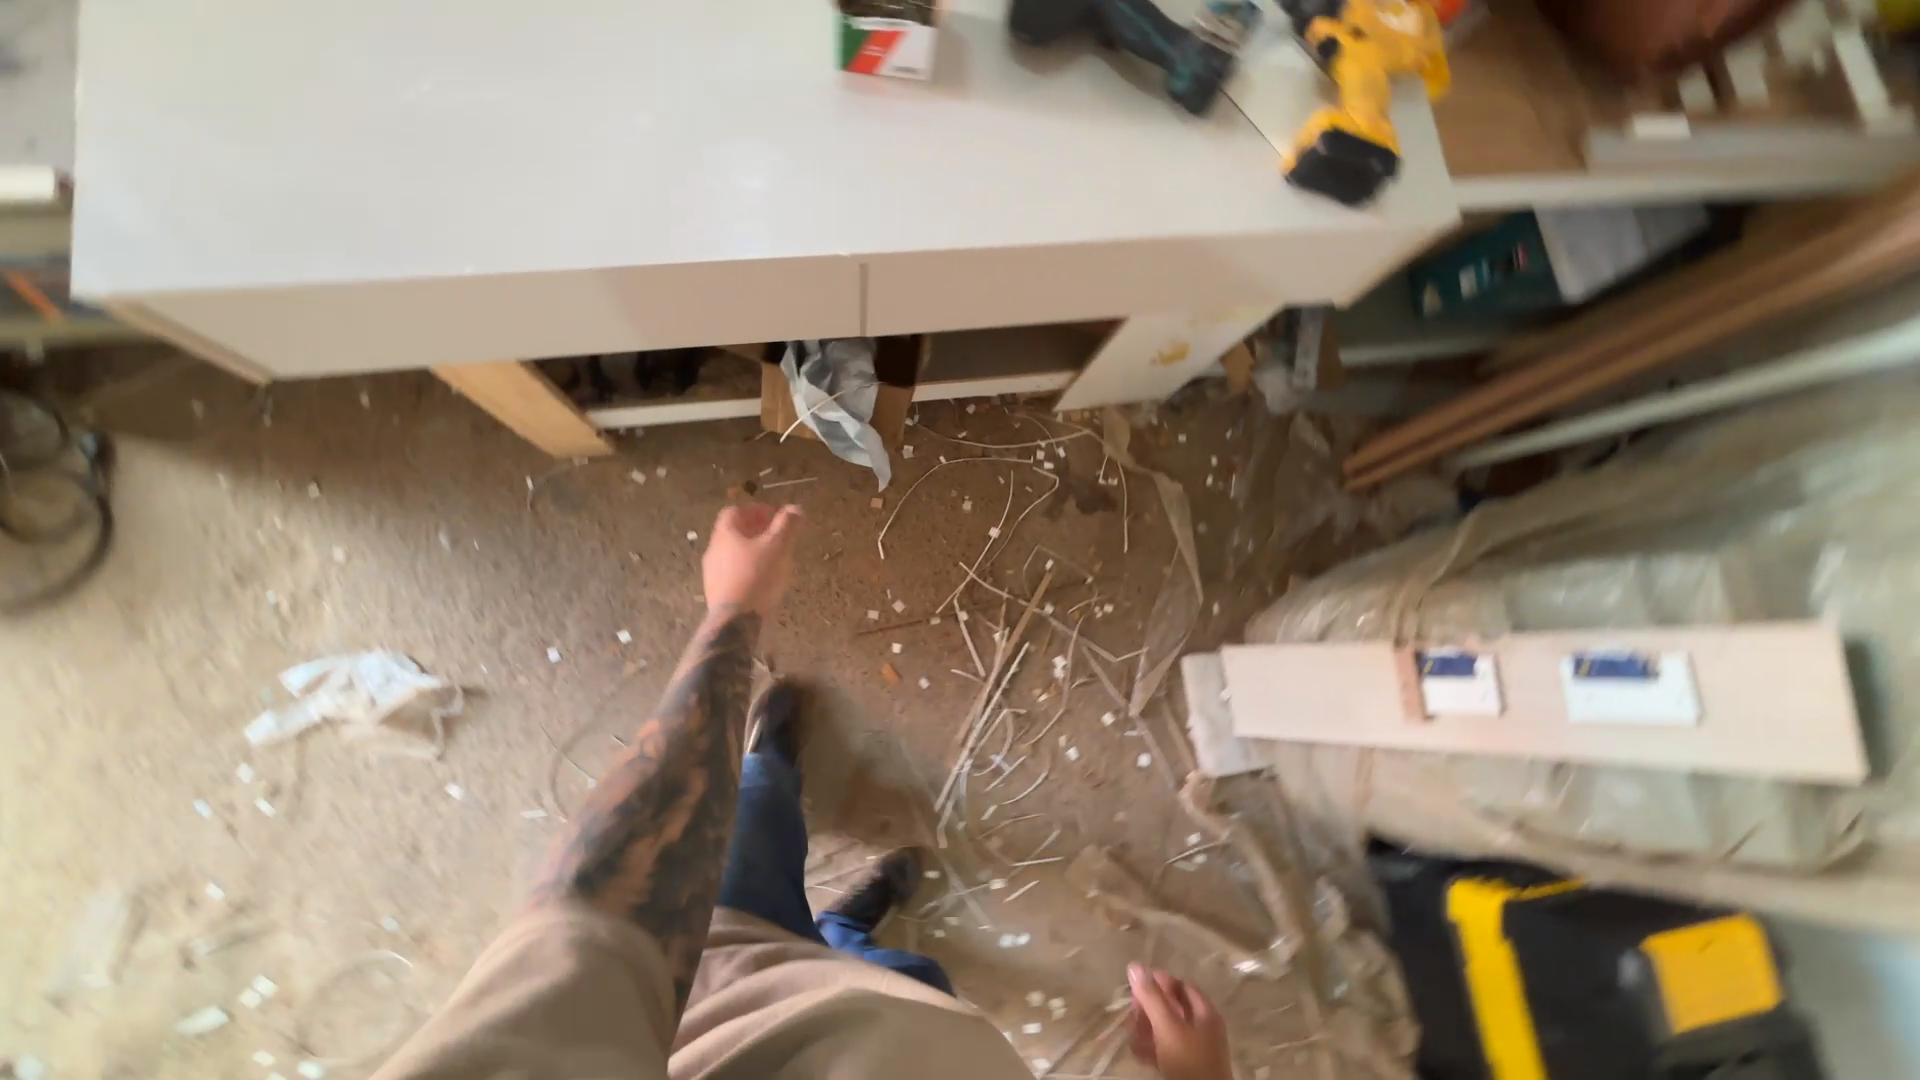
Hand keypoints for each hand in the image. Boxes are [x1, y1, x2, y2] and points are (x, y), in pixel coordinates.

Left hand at [702, 503, 803, 617]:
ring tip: (773, 558)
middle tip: (777, 536)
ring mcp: (712, 573)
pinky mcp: (717, 593)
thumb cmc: (757, 576)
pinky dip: (748, 569)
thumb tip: (796, 508)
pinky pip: (733, 573)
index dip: (755, 510)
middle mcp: (714, 550)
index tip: (774, 516)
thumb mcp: (778, 547)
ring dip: (751, 551)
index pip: (734, 511)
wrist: (736, 620)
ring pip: (733, 554)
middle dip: (755, 531)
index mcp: (725, 534)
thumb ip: (787, 525)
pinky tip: (763, 580)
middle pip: (733, 533)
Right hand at [1128, 963, 1230, 1079]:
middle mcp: (1202, 1029)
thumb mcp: (1168, 1027)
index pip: (1181, 985)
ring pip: (1166, 1030)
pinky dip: (1150, 1047)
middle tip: (1131, 1011)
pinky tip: (1137, 1051)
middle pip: (1172, 1007)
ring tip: (1130, 1032)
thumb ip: (1152, 997)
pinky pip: (1165, 1050)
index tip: (1137, 985)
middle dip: (1148, 1007)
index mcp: (1206, 1014)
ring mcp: (1194, 1051)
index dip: (1159, 982)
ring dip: (1145, 1028)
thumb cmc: (1189, 1062)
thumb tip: (1134, 965)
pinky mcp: (1185, 1069)